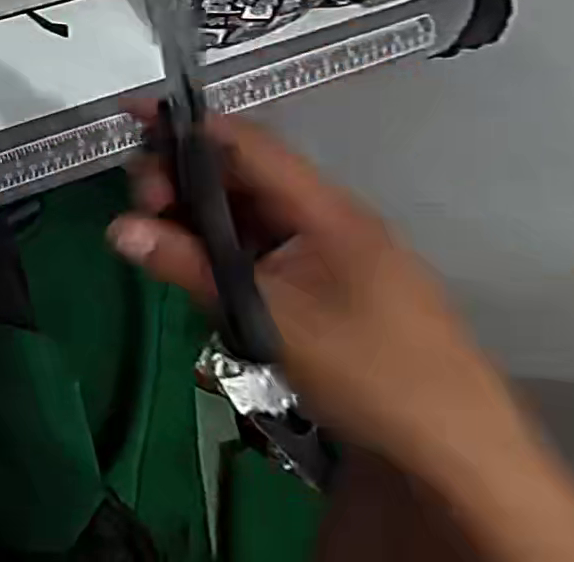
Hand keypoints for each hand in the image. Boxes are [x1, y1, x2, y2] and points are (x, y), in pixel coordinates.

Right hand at [108, 105, 534, 489]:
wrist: (457, 461)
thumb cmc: (371, 374)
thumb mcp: (265, 315)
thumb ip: (186, 264)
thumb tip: (116, 228)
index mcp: (326, 212)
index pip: (246, 144)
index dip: (187, 123)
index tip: (131, 112)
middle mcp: (321, 219)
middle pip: (233, 174)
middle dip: (176, 178)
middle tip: (140, 209)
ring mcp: (318, 250)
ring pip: (236, 209)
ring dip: (189, 214)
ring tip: (156, 239)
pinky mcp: (310, 279)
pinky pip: (247, 241)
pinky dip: (209, 242)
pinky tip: (187, 261)